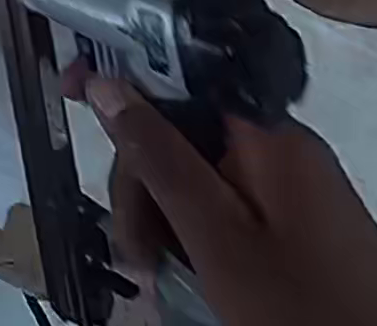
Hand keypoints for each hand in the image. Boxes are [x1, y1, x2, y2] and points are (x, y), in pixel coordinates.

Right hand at [67, 66, 376, 325]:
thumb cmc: (304, 316)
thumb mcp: (216, 238)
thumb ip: (158, 154)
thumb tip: (106, 82)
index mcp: (266, 133)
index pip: (179, 74)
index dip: (123, 75)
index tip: (72, 86)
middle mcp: (277, 148)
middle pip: (181, 132)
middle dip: (142, 179)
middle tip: (134, 250)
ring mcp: (288, 191)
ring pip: (197, 174)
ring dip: (162, 215)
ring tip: (156, 277)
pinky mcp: (293, 229)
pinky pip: (224, 207)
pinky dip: (193, 234)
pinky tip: (183, 275)